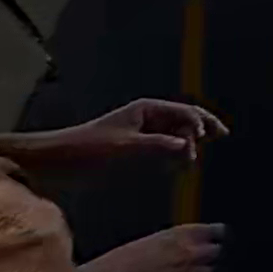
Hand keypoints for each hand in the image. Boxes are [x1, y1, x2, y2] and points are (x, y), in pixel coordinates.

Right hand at [46, 224, 225, 271]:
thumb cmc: (108, 266)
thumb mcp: (143, 244)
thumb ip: (169, 244)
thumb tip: (186, 245)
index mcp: (175, 236)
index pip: (213, 231)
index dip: (217, 234)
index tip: (220, 235)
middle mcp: (182, 255)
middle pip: (214, 252)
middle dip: (213, 253)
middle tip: (211, 254)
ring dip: (201, 271)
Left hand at [55, 99, 228, 164]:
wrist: (50, 162)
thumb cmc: (86, 150)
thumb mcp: (125, 148)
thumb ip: (159, 145)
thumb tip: (189, 145)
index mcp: (147, 109)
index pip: (184, 112)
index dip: (199, 122)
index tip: (207, 138)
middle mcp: (148, 116)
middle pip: (185, 117)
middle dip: (204, 125)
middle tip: (223, 135)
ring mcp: (141, 130)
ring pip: (176, 131)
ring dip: (190, 140)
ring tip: (198, 156)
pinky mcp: (134, 145)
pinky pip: (165, 143)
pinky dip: (177, 149)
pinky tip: (181, 159)